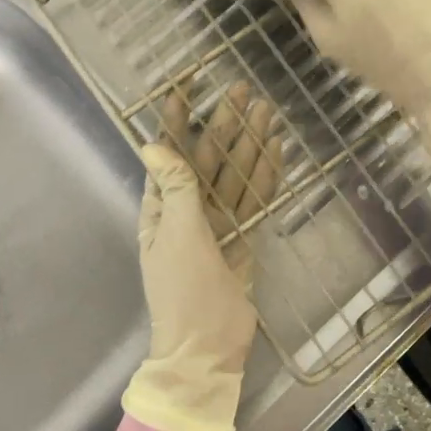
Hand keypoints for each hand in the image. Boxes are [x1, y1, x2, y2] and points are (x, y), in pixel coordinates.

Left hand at [122, 84, 281, 430]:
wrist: (207, 346)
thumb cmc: (184, 291)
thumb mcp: (177, 234)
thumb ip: (175, 186)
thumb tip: (152, 142)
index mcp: (163, 206)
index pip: (170, 151)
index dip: (177, 118)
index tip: (187, 83)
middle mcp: (189, 209)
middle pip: (209, 157)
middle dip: (224, 124)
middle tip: (244, 89)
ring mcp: (218, 224)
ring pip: (236, 174)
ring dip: (250, 143)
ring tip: (268, 109)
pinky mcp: (242, 238)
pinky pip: (255, 199)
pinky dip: (266, 175)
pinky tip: (278, 150)